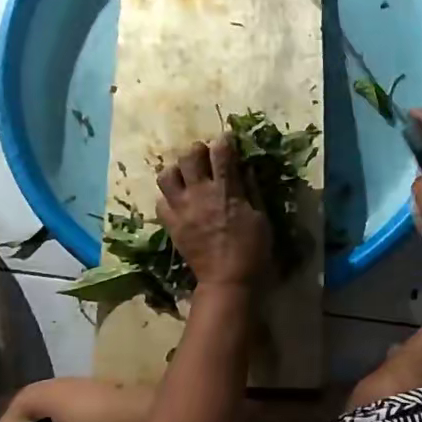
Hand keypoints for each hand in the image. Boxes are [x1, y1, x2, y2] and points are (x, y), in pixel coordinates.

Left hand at [156, 136, 271, 288]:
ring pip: (166, 175)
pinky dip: (169, 198)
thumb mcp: (261, 217)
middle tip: (205, 157)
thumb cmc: (253, 250)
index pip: (221, 152)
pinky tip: (179, 202)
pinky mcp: (172, 225)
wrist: (228, 281)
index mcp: (226, 190)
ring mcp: (182, 209)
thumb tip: (246, 168)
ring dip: (177, 171)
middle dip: (197, 151)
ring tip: (187, 177)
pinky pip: (160, 202)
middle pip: (188, 156)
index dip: (224, 141)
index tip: (227, 139)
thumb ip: (251, 190)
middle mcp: (200, 194)